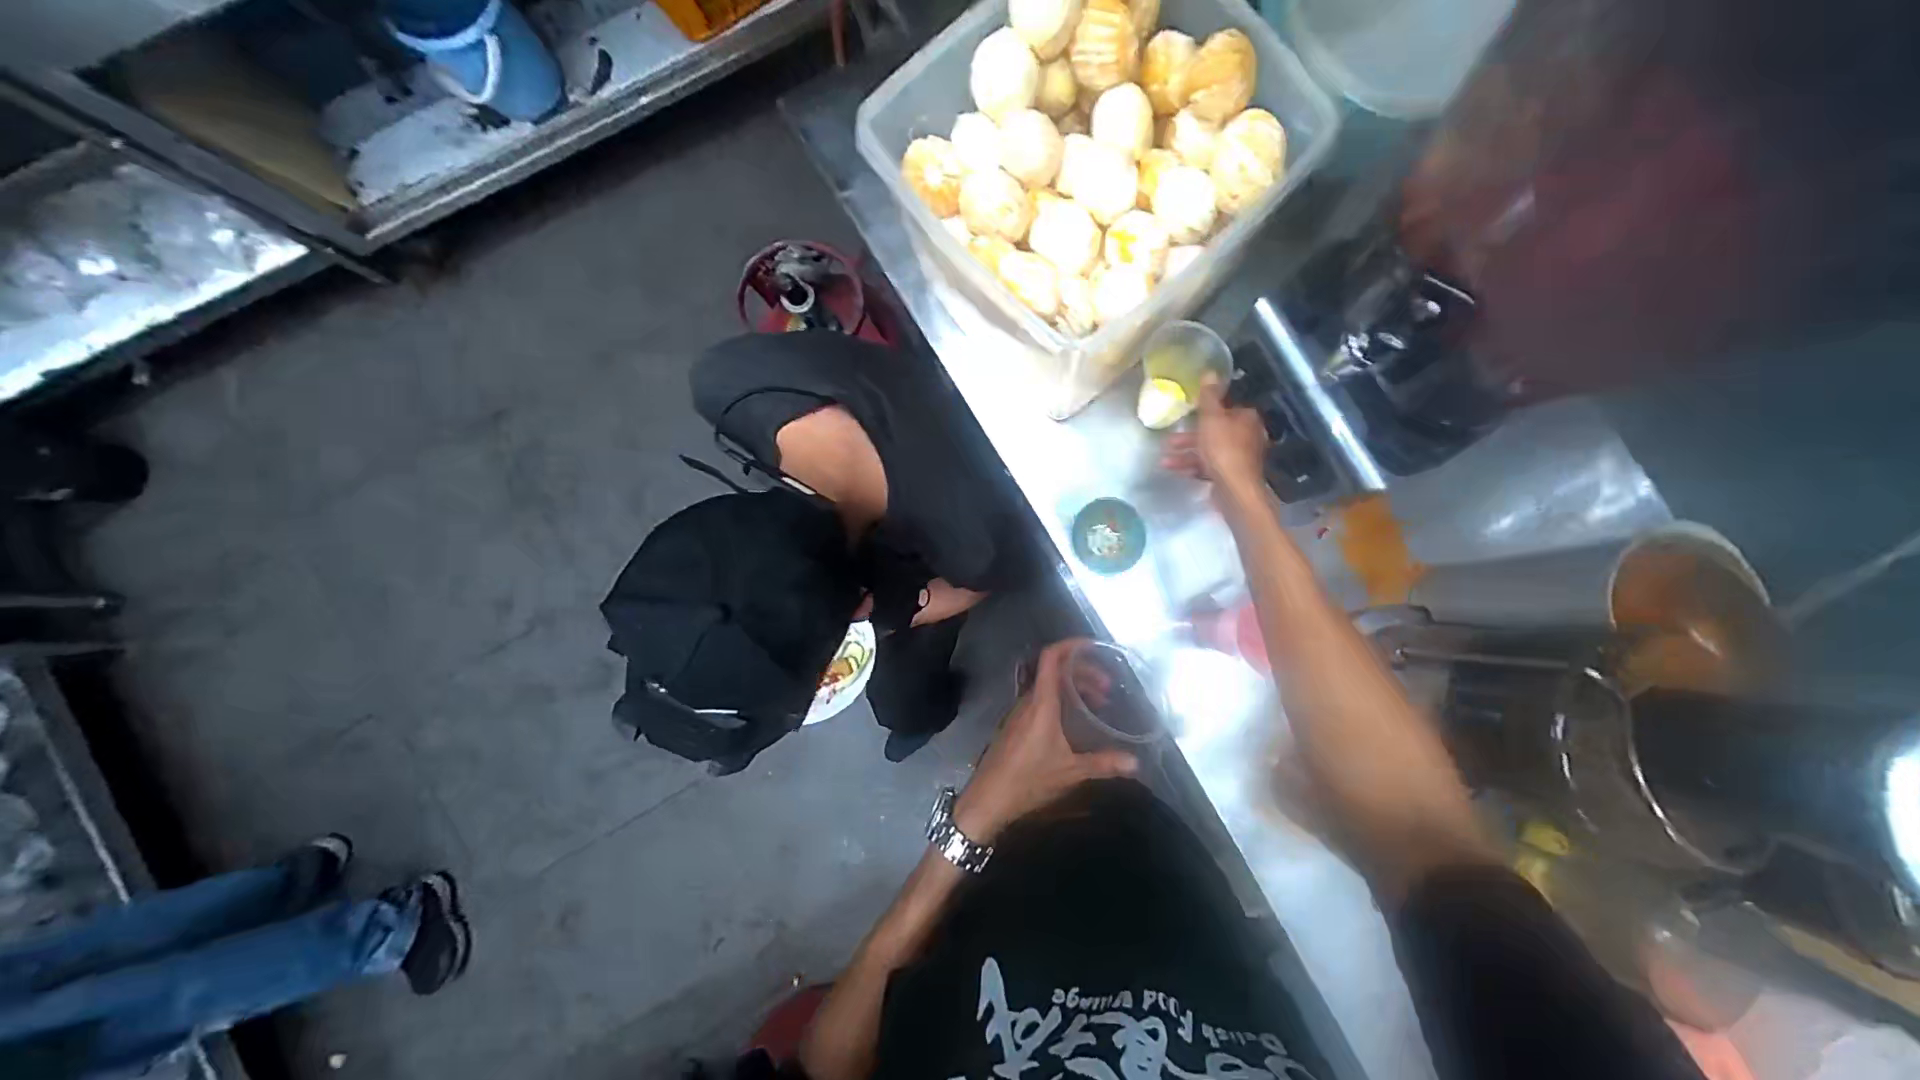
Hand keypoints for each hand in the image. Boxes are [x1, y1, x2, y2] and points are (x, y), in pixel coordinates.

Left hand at [953, 639, 1137, 843]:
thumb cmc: (1029, 779)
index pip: (1051, 658)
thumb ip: (1104, 763)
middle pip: (1054, 671)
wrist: (989, 797)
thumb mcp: (1071, 771)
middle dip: (1082, 672)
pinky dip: (1060, 701)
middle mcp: (1028, 701)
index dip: (1071, 645)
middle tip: (1106, 689)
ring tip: (1096, 705)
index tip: (1093, 647)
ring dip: (1072, 688)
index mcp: (1041, 703)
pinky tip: (1074, 721)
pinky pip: (1040, 700)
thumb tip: (1135, 763)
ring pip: (1048, 686)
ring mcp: (1019, 712)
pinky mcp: (1016, 725)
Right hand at [1161, 375, 1269, 504]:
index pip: (1226, 409)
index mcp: (1246, 418)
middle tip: (1170, 441)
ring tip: (1164, 461)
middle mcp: (1247, 436)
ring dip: (1187, 454)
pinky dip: (1193, 467)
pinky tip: (1176, 471)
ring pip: (1209, 451)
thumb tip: (1211, 371)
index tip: (1188, 415)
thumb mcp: (1211, 418)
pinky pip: (1209, 467)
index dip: (1206, 412)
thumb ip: (1208, 396)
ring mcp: (1240, 458)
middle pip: (1215, 432)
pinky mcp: (1231, 476)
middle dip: (1190, 437)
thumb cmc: (1222, 448)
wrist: (1234, 489)